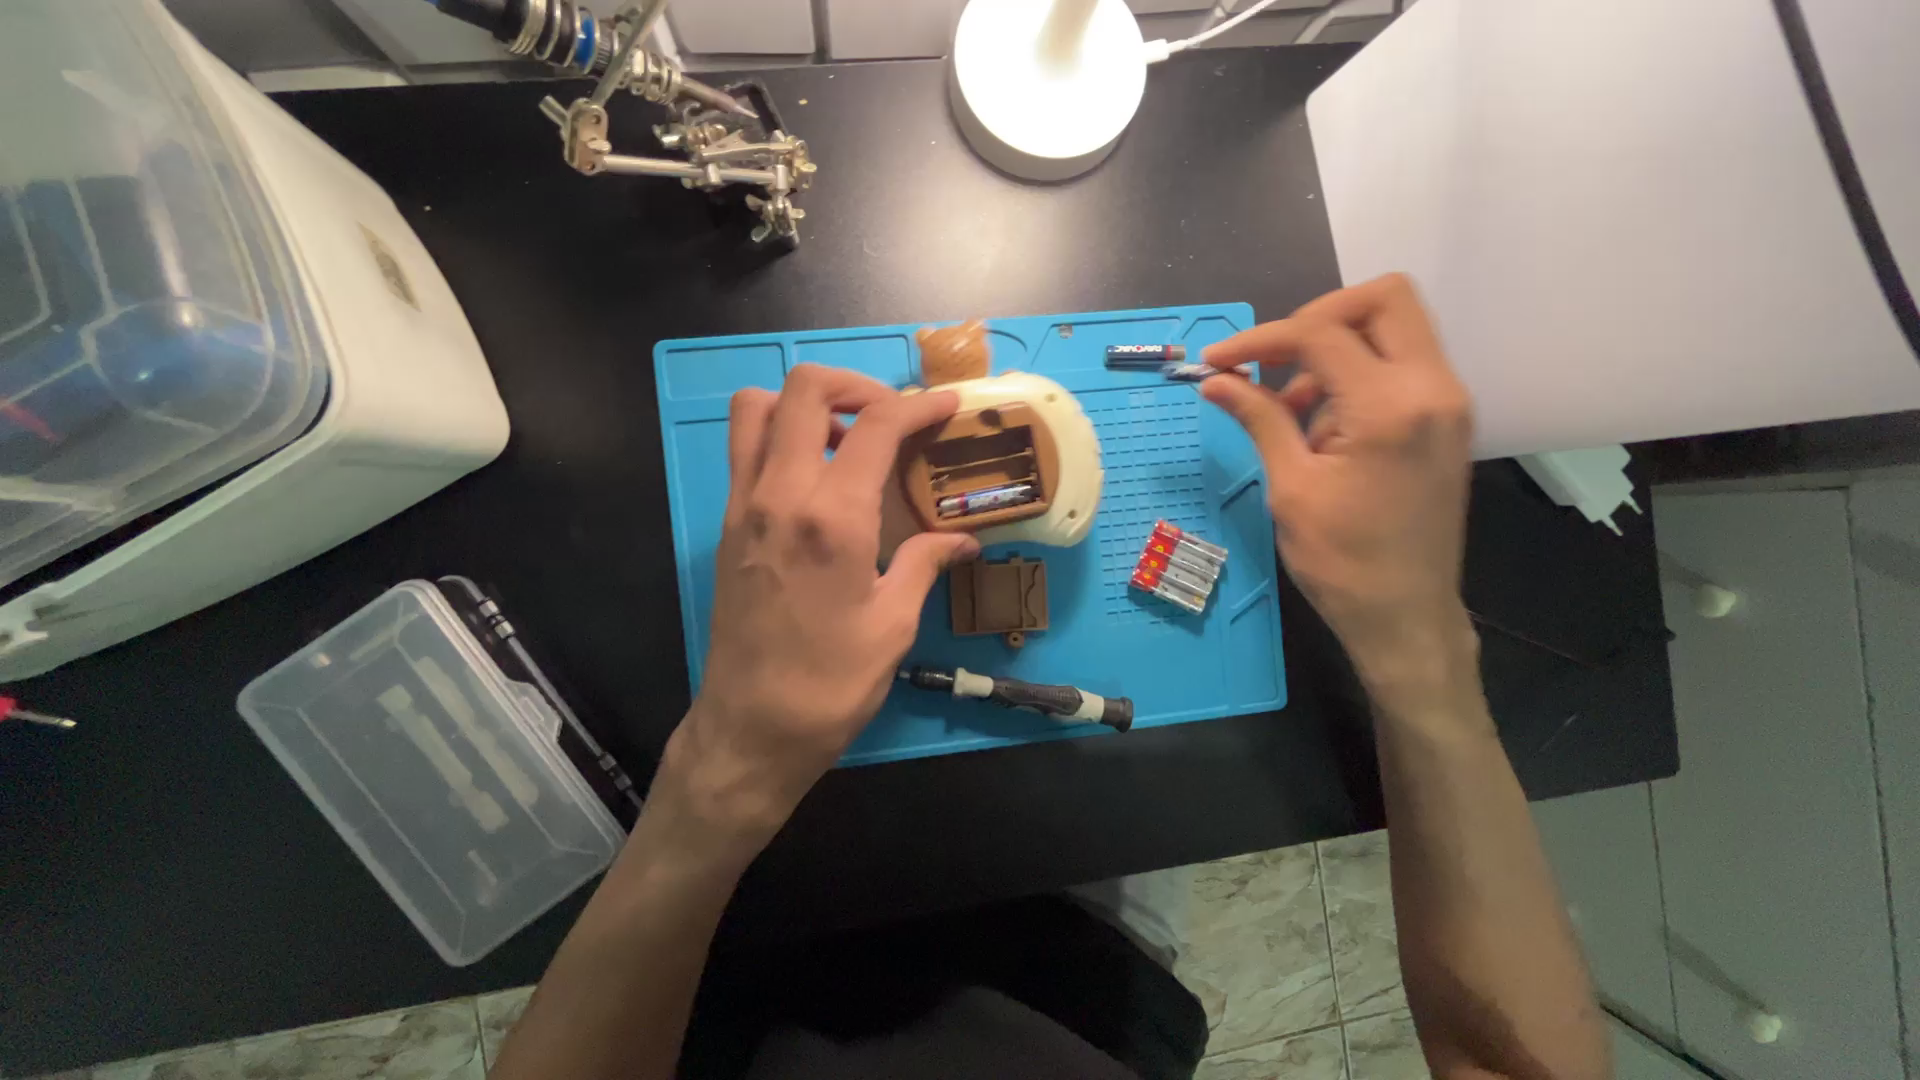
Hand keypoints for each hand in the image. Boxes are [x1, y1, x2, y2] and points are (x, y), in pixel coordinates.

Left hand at [651, 366, 978, 864]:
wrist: (751, 729)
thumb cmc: (831, 683)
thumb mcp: (892, 625)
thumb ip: (926, 564)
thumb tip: (964, 540)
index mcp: (832, 518)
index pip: (876, 425)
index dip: (918, 405)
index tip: (947, 406)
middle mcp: (780, 495)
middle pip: (806, 390)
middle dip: (856, 384)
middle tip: (891, 416)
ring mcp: (743, 505)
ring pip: (757, 407)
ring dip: (804, 404)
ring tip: (845, 438)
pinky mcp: (726, 525)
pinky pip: (745, 449)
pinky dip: (779, 436)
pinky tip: (817, 478)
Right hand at [1199, 275, 1476, 708]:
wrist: (1405, 615)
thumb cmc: (1341, 560)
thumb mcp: (1290, 486)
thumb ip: (1258, 418)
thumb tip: (1215, 380)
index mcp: (1391, 406)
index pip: (1320, 334)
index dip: (1259, 339)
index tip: (1217, 362)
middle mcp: (1433, 388)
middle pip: (1383, 299)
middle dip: (1316, 317)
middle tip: (1272, 357)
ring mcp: (1447, 402)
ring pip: (1395, 328)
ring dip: (1335, 349)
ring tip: (1287, 405)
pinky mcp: (1445, 420)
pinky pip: (1401, 365)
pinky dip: (1355, 373)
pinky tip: (1319, 422)